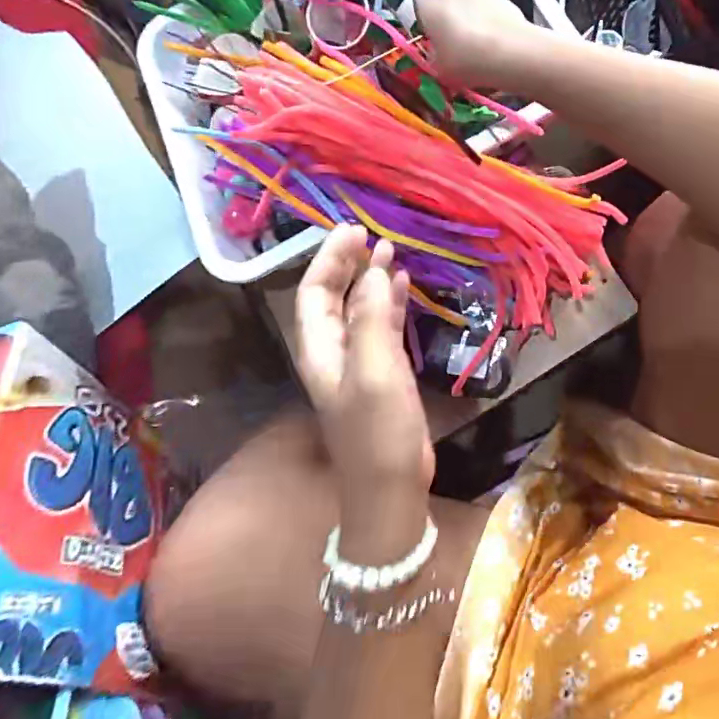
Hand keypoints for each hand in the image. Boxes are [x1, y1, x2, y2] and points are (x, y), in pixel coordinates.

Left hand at [295, 226, 434, 503]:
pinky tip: (403, 288)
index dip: (329, 259)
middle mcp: (334, 352)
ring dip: (371, 281)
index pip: (314, 293)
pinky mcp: (383, 374)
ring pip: (359, 310)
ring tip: (391, 252)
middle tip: (371, 234)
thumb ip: (372, 320)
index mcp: (320, 350)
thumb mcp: (374, 372)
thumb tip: (375, 272)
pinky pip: (382, 328)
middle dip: (347, 264)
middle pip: (332, 298)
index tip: (353, 230)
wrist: (391, 488)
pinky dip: (390, 305)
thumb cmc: (378, 432)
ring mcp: (359, 364)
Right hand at [412, 0, 529, 89]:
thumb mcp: (437, 67)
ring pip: (467, 2)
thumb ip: (432, 55)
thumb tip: (436, 53)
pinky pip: (488, 11)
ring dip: (469, 18)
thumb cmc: (464, 58)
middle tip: (452, 42)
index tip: (429, 36)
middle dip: (446, 15)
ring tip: (476, 47)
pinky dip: (489, 23)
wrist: (511, 53)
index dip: (422, 15)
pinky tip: (495, 46)